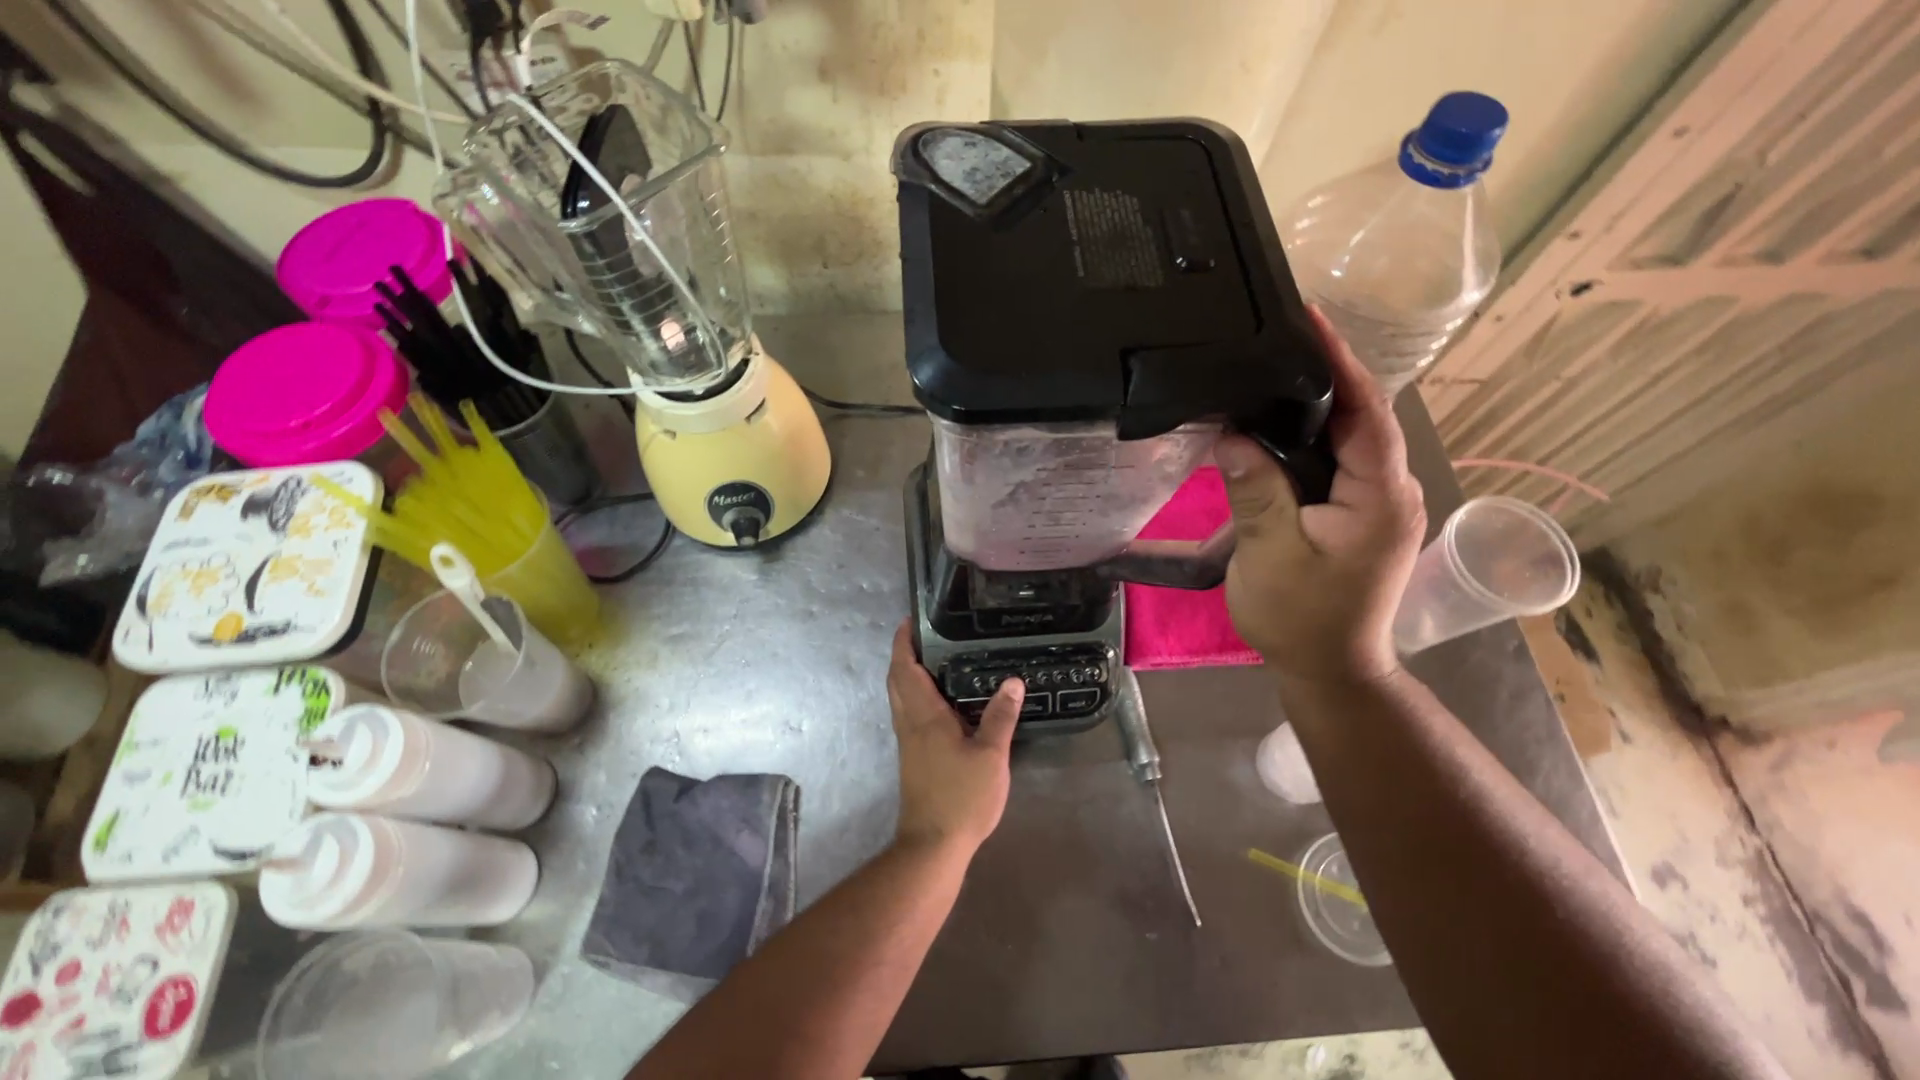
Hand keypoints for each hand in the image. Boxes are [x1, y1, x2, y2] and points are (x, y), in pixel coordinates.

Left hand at [886, 622, 1024, 854]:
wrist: (933, 844)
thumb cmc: (961, 796)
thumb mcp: (990, 755)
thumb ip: (1000, 716)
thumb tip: (1012, 681)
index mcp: (923, 716)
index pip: (905, 669)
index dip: (903, 643)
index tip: (910, 620)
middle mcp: (909, 724)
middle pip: (898, 681)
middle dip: (905, 655)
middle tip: (926, 636)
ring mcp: (909, 743)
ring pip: (901, 699)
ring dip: (910, 676)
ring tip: (938, 661)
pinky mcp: (914, 759)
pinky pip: (910, 715)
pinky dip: (919, 697)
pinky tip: (944, 702)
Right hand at [1217, 308, 1425, 683]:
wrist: (1330, 671)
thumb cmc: (1302, 619)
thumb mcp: (1270, 554)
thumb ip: (1256, 489)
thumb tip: (1233, 433)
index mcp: (1380, 496)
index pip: (1368, 411)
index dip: (1340, 363)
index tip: (1309, 320)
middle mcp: (1393, 491)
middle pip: (1364, 417)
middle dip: (1326, 375)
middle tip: (1279, 337)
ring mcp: (1382, 505)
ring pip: (1353, 438)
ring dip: (1319, 406)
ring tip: (1274, 371)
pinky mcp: (1364, 516)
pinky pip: (1343, 462)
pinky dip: (1315, 437)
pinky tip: (1279, 427)